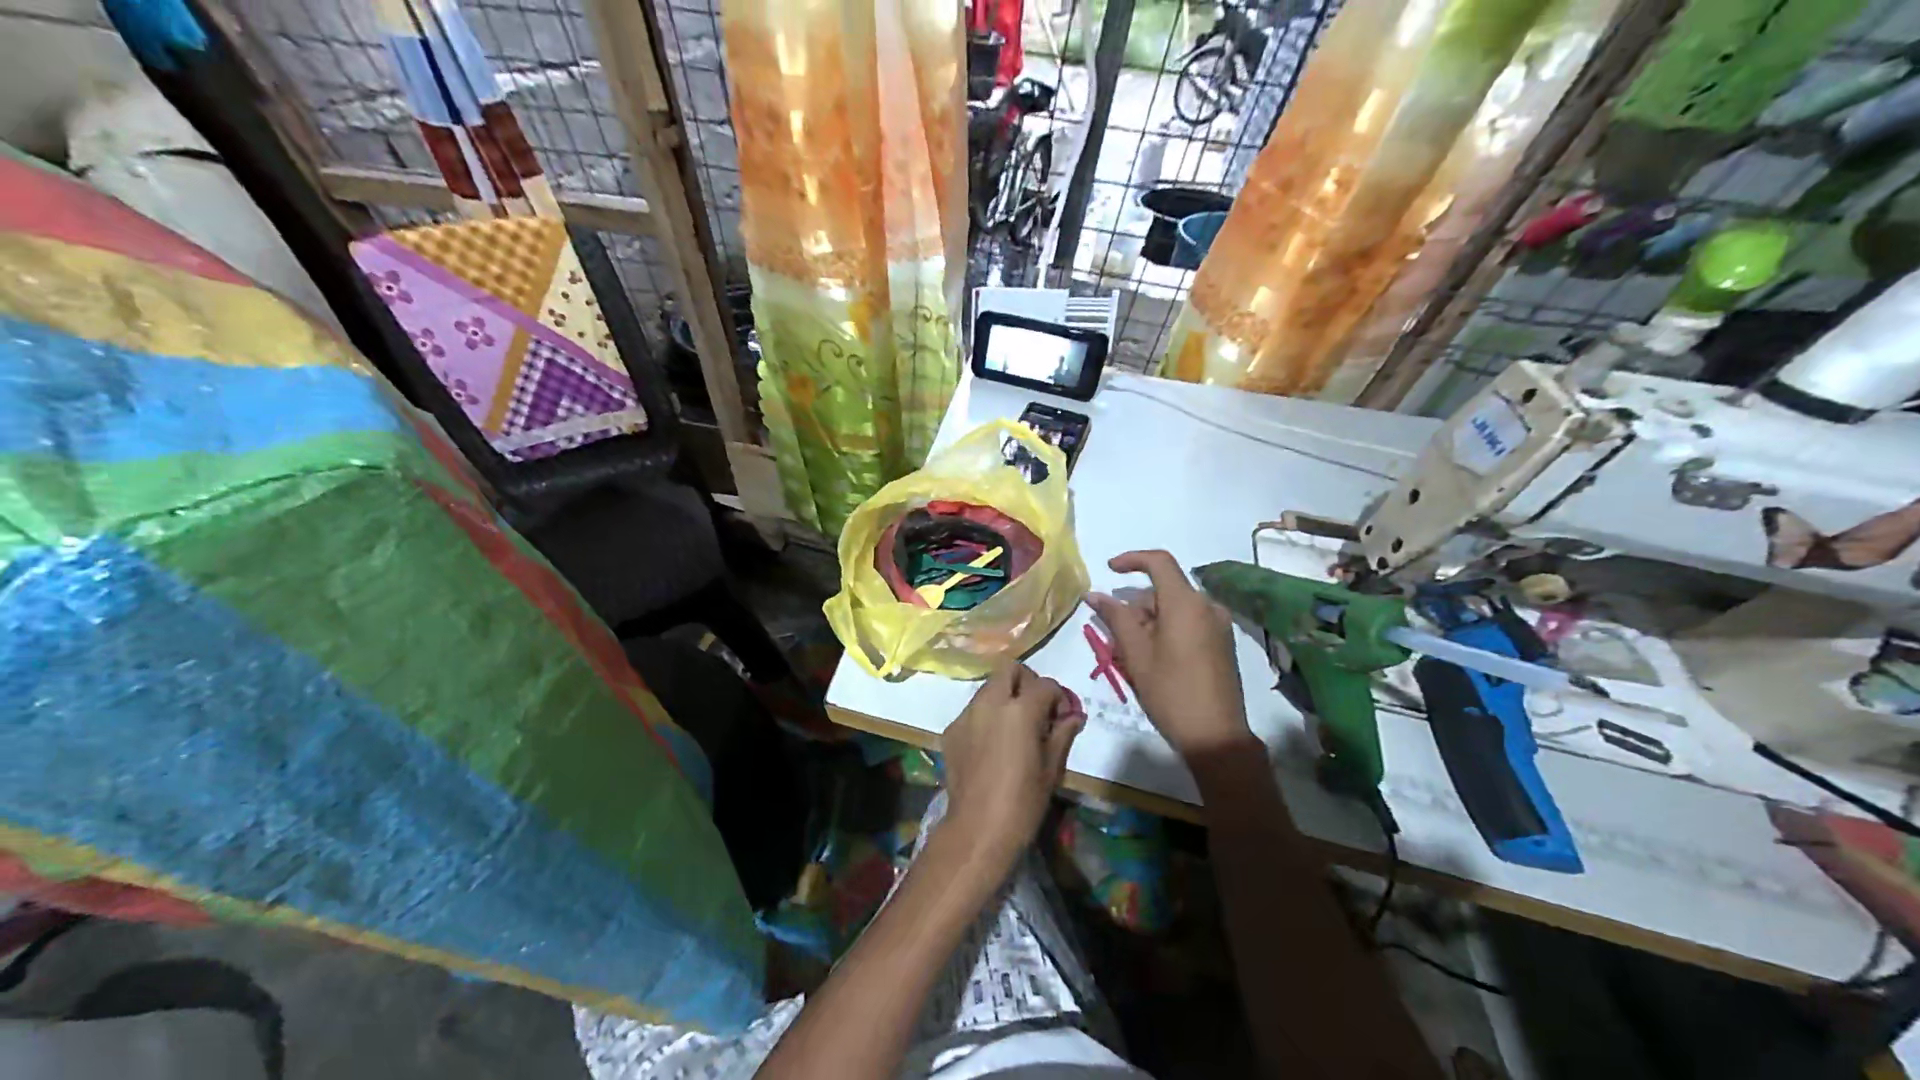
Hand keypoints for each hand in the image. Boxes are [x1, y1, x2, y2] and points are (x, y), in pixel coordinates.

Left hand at [941, 661, 1084, 870]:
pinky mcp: (951, 731)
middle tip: (1036, 710)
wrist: (978, 829)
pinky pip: (972, 711)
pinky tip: (993, 745)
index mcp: (1020, 710)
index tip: (1063, 718)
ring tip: (1014, 728)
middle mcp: (990, 703)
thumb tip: (1073, 716)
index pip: (1045, 684)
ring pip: (988, 688)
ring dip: (1004, 697)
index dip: (1059, 697)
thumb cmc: (1023, 802)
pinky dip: (986, 717)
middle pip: (1009, 669)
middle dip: (1026, 682)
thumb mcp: (1052, 769)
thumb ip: (1062, 734)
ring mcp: (966, 715)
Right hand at [1086, 550, 1251, 759]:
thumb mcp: (1136, 653)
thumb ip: (1115, 617)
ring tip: (1132, 653)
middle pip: (1165, 589)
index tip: (1109, 570)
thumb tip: (1095, 594)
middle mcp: (1207, 606)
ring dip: (1150, 620)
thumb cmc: (1170, 691)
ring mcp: (1219, 625)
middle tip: (1116, 636)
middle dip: (1137, 605)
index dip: (1131, 560)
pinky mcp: (1223, 643)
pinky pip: (1189, 622)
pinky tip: (1154, 658)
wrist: (1216, 735)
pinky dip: (1168, 629)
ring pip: (1176, 608)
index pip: (1159, 562)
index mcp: (1186, 603)